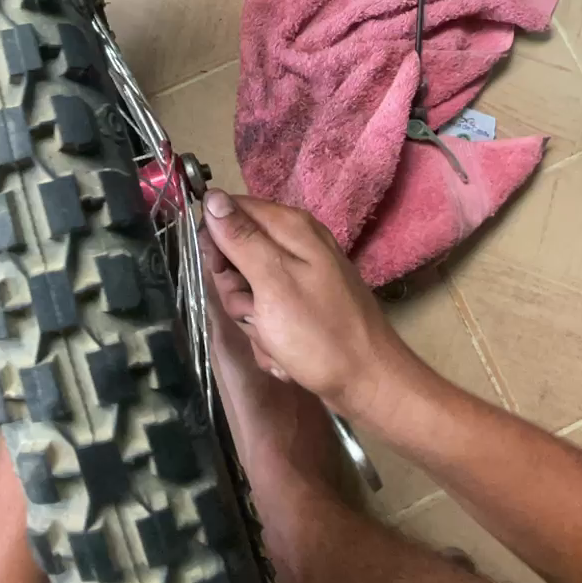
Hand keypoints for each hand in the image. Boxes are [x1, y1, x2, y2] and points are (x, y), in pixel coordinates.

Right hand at [203, 189, 448, 424]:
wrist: (370, 385)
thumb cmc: (320, 334)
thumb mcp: (273, 282)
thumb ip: (240, 238)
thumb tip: (211, 196)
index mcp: (289, 226)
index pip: (228, 211)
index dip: (215, 240)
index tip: (219, 271)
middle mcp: (295, 242)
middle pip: (235, 252)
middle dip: (235, 289)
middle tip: (253, 310)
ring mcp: (300, 275)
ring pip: (247, 287)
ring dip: (251, 317)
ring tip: (273, 336)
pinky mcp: (302, 303)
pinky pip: (265, 310)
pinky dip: (267, 333)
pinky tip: (283, 349)